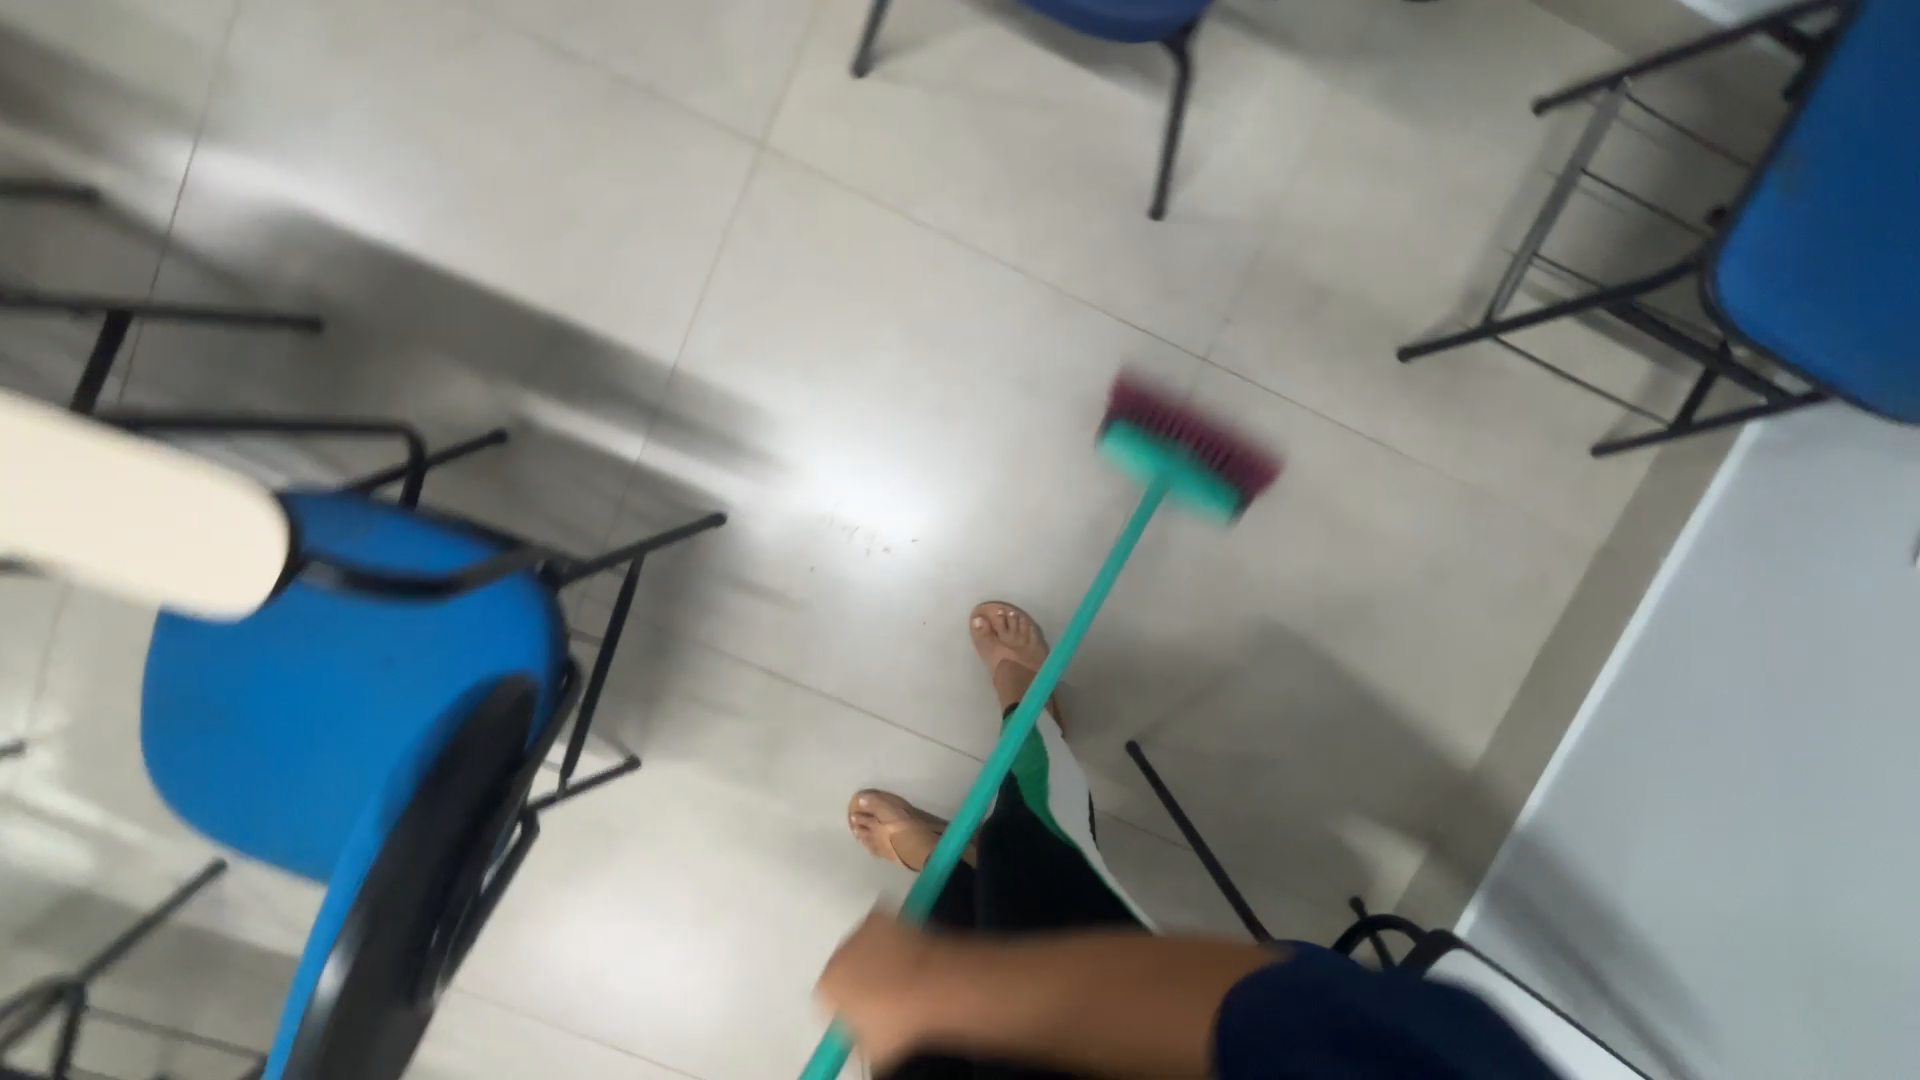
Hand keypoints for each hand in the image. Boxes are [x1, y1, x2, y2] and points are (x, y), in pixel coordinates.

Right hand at [816, 909, 951, 1069]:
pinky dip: (889, 936)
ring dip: (873, 956)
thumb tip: (864, 1035)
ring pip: (861, 945)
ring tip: (897, 973)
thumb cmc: (898, 1020)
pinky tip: (904, 953)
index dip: (845, 1006)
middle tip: (881, 995)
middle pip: (843, 967)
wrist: (929, 984)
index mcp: (827, 986)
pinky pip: (880, 928)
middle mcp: (838, 954)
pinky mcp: (882, 914)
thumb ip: (857, 1037)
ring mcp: (860, 930)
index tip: (861, 1014)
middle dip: (857, 978)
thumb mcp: (870, 1046)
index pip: (827, 997)